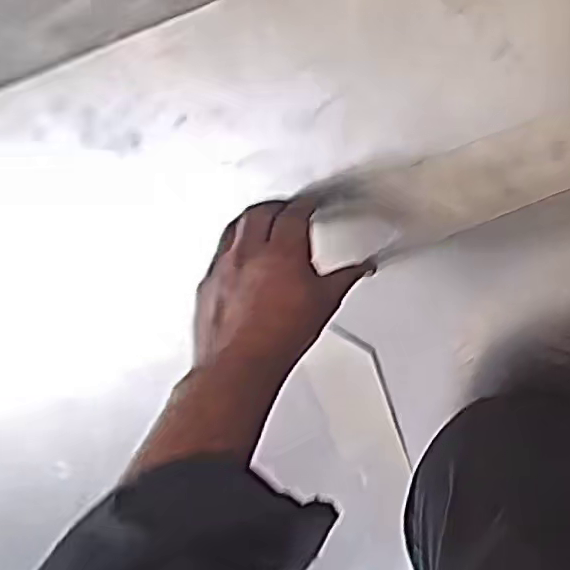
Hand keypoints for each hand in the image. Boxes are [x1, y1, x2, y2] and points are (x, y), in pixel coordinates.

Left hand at [193, 196, 371, 378]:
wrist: (240, 365)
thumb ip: (346, 277)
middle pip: (260, 212)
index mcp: (282, 252)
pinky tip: (241, 255)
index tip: (311, 204)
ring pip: (235, 227)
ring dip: (252, 220)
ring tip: (263, 222)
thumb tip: (362, 268)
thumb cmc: (280, 337)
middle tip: (288, 208)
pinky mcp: (207, 284)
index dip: (305, 204)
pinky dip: (234, 245)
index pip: (294, 213)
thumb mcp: (326, 301)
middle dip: (277, 206)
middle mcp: (249, 254)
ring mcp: (224, 267)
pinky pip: (219, 252)